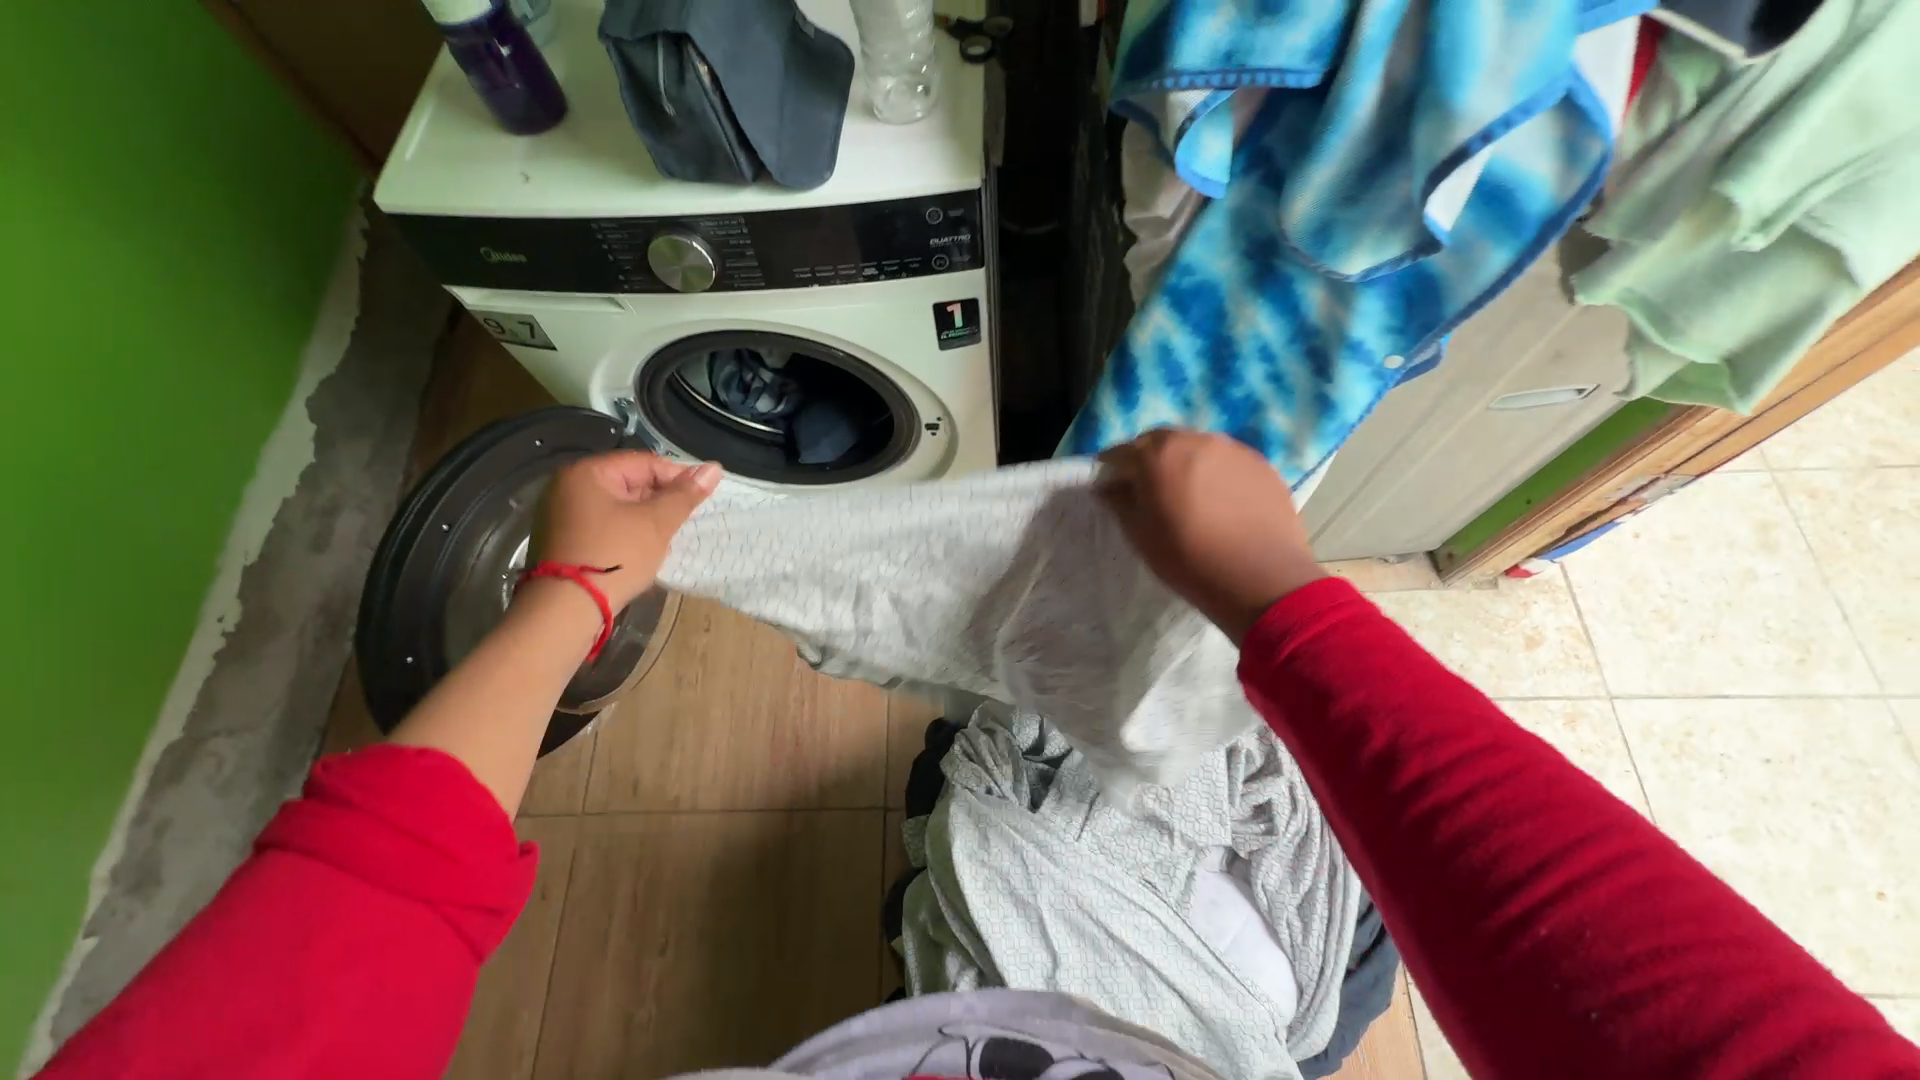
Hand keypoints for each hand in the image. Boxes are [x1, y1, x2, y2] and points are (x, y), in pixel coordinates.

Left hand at [529, 451, 721, 611]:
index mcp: (587, 472)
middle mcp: (566, 485)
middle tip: (683, 521)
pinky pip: (601, 524)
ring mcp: (558, 513)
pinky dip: (623, 531)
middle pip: (627, 482)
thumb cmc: (614, 557)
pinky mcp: (560, 538)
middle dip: (659, 500)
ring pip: (615, 505)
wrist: (565, 609)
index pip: (644, 462)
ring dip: (643, 517)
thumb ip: (685, 494)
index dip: (677, 478)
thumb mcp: (656, 523)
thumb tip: (714, 468)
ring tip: (665, 536)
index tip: (700, 498)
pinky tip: (639, 549)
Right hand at [1097, 429, 1324, 643]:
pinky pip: (1227, 462)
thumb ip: (1119, 502)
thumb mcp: (1140, 535)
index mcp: (1158, 453)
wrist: (1260, 578)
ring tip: (1190, 498)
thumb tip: (1109, 486)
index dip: (1112, 471)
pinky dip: (1217, 475)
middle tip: (1151, 493)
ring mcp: (1233, 448)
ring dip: (1186, 465)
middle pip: (1162, 442)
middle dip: (1150, 461)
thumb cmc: (1187, 557)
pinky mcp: (1262, 464)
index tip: (1112, 489)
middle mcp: (1195, 439)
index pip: (1121, 452)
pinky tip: (1221, 504)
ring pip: (1197, 449)